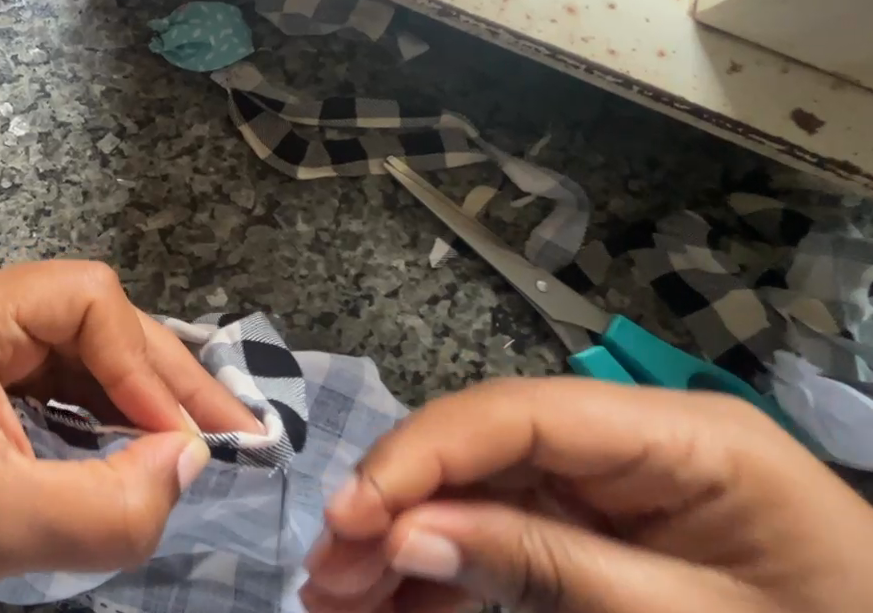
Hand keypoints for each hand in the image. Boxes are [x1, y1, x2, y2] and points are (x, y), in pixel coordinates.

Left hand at [0, 261, 258, 610]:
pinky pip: (65, 373)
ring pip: (87, 343)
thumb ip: (104, 505)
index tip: (187, 444)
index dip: (145, 366)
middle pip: (94, 314)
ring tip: (205, 444)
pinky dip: (109, 409)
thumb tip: (190, 462)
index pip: (85, 299)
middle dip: (161, 377)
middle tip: (235, 437)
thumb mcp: (0, 527)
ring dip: (144, 393)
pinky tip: (145, 445)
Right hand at [301, 377, 872, 612]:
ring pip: (473, 496)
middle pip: (478, 452)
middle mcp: (626, 442)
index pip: (514, 414)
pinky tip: (389, 603)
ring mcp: (608, 486)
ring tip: (337, 596)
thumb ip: (546, 568)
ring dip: (403, 548)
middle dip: (396, 511)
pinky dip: (445, 575)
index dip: (421, 455)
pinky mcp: (597, 529)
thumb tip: (399, 535)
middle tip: (327, 574)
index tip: (349, 516)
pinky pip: (501, 537)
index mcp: (680, 436)